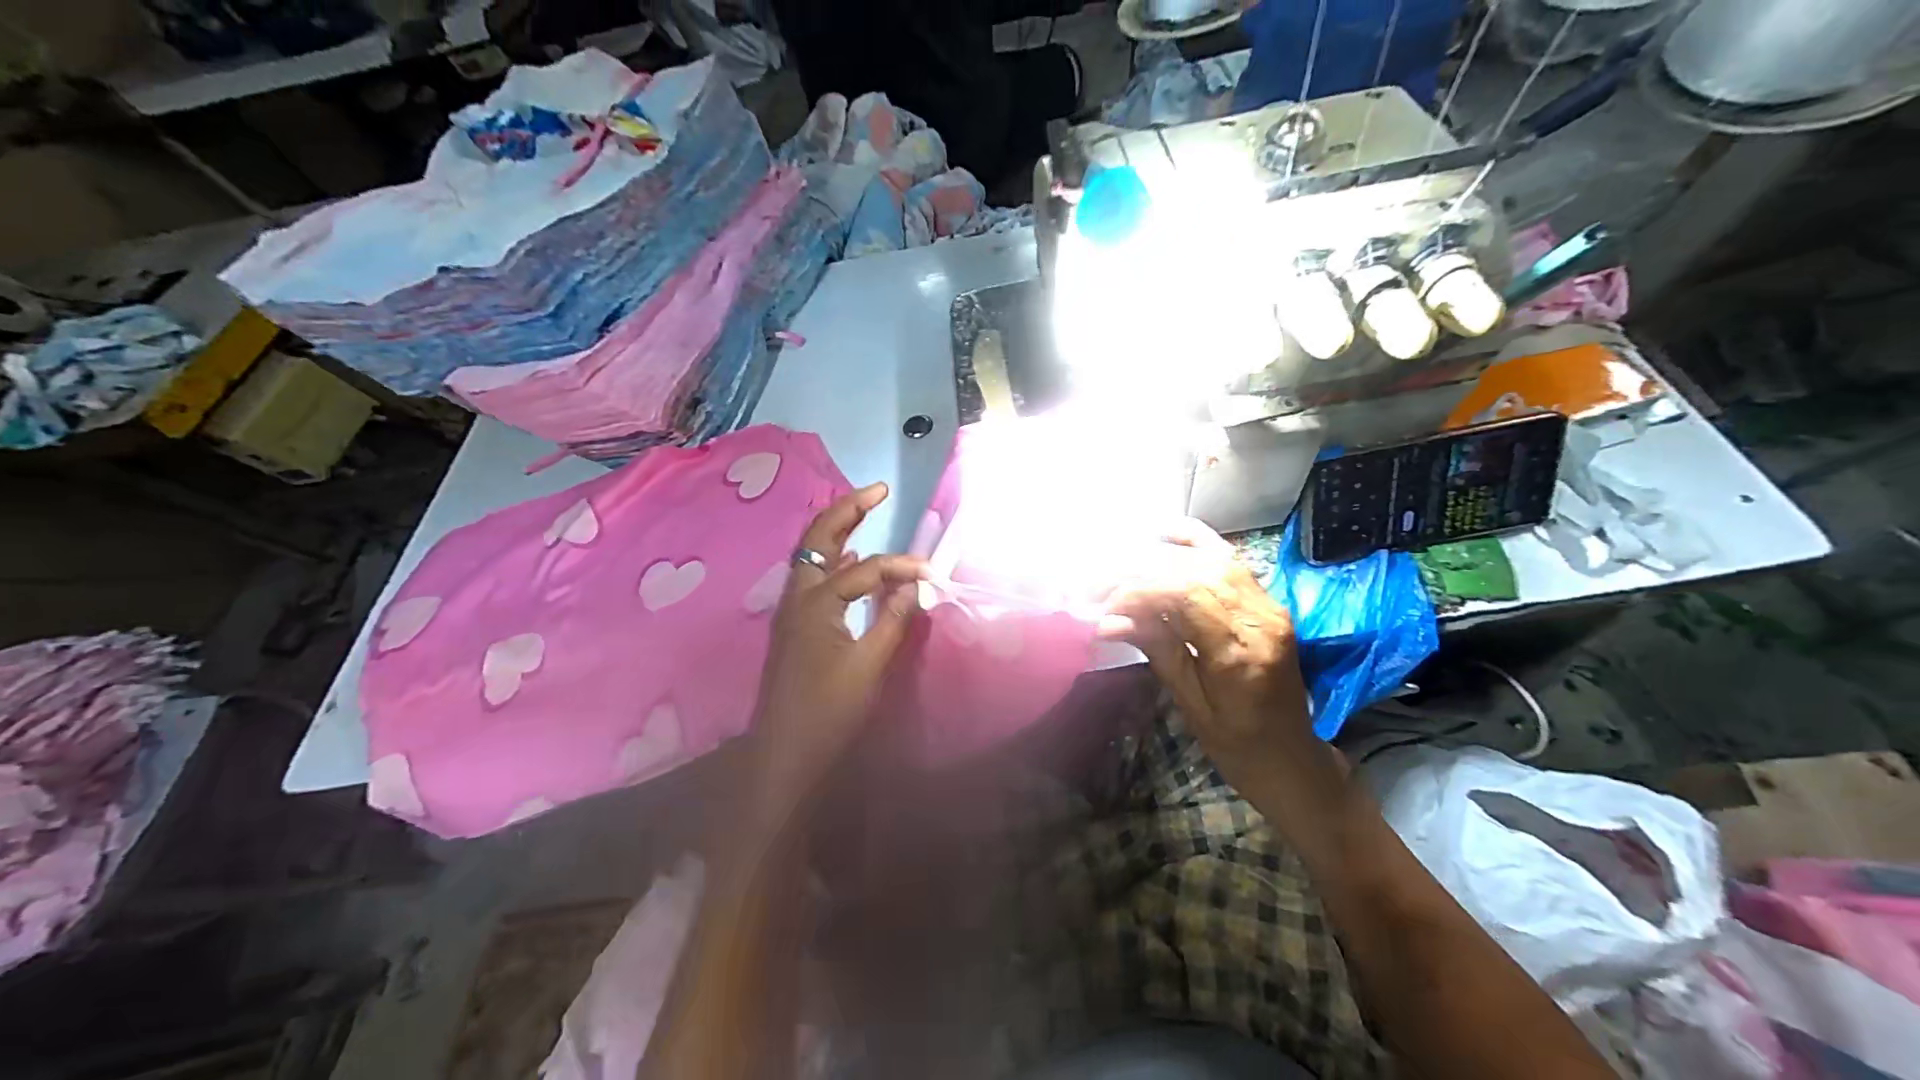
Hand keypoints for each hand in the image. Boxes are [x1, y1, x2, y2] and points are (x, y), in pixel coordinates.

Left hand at [747, 483, 924, 816]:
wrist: (784, 756)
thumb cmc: (828, 712)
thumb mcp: (869, 666)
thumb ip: (893, 620)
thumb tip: (916, 586)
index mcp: (814, 603)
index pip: (863, 569)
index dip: (899, 566)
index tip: (931, 573)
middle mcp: (795, 598)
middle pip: (817, 538)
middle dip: (847, 509)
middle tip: (879, 489)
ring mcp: (790, 612)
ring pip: (810, 556)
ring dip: (836, 531)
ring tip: (864, 512)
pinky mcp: (794, 628)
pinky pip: (812, 579)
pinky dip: (832, 561)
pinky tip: (849, 562)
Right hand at [1105, 519, 1318, 787]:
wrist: (1291, 757)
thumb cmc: (1237, 745)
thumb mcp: (1190, 704)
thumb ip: (1157, 650)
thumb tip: (1108, 621)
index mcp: (1240, 654)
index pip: (1186, 597)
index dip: (1139, 592)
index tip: (1102, 605)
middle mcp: (1260, 620)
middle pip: (1197, 573)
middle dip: (1143, 572)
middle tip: (1100, 584)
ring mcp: (1269, 607)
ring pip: (1213, 561)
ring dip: (1162, 557)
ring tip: (1121, 565)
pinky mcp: (1268, 604)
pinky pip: (1232, 562)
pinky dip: (1198, 545)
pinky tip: (1168, 534)